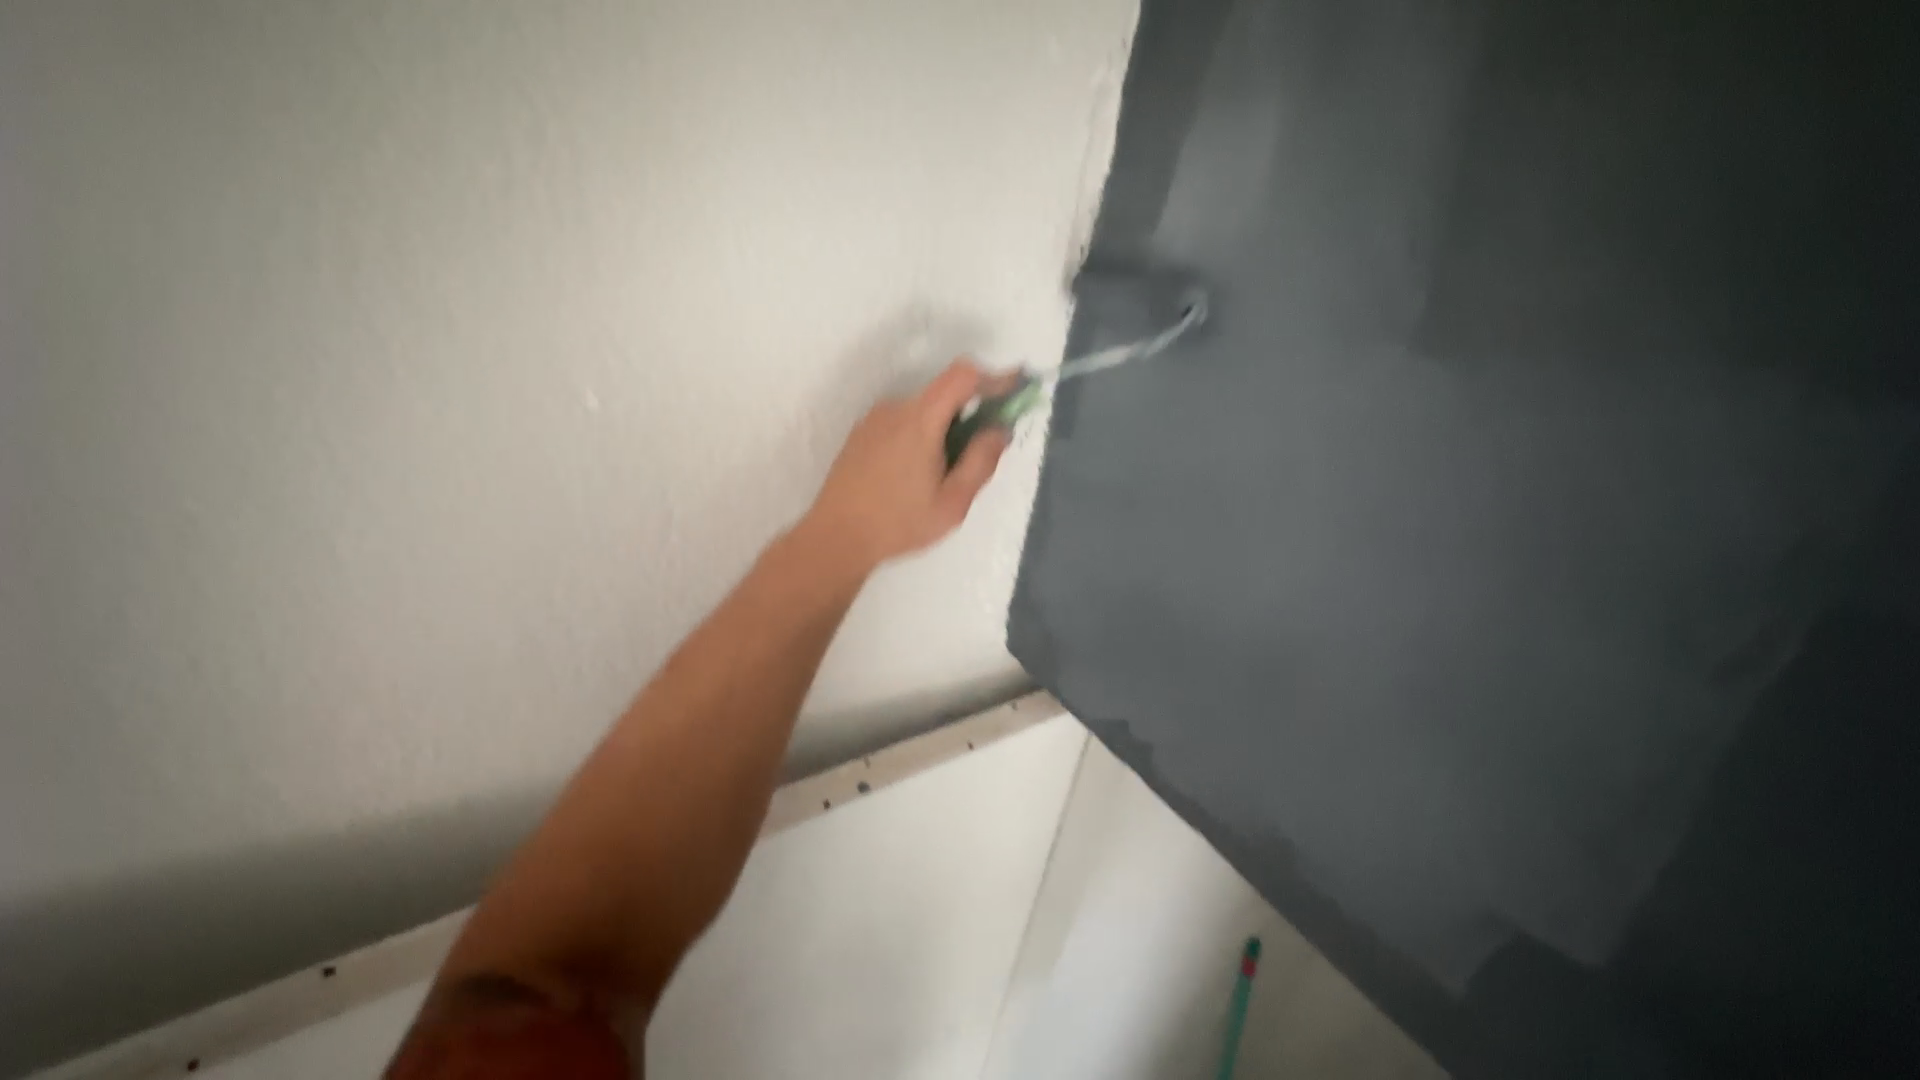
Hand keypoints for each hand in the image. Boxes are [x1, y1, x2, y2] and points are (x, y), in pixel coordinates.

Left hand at [802, 359, 1013, 568]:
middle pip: (943, 395)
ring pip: (922, 412)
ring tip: (940, 477)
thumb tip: (1000, 430)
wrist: (835, 537)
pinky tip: (914, 478)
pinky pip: (901, 424)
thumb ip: (981, 461)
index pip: (962, 376)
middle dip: (969, 414)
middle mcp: (894, 409)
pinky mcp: (861, 435)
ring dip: (942, 430)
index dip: (993, 377)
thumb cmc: (898, 523)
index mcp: (919, 421)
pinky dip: (920, 437)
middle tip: (978, 455)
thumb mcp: (953, 503)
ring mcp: (873, 420)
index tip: (1014, 389)